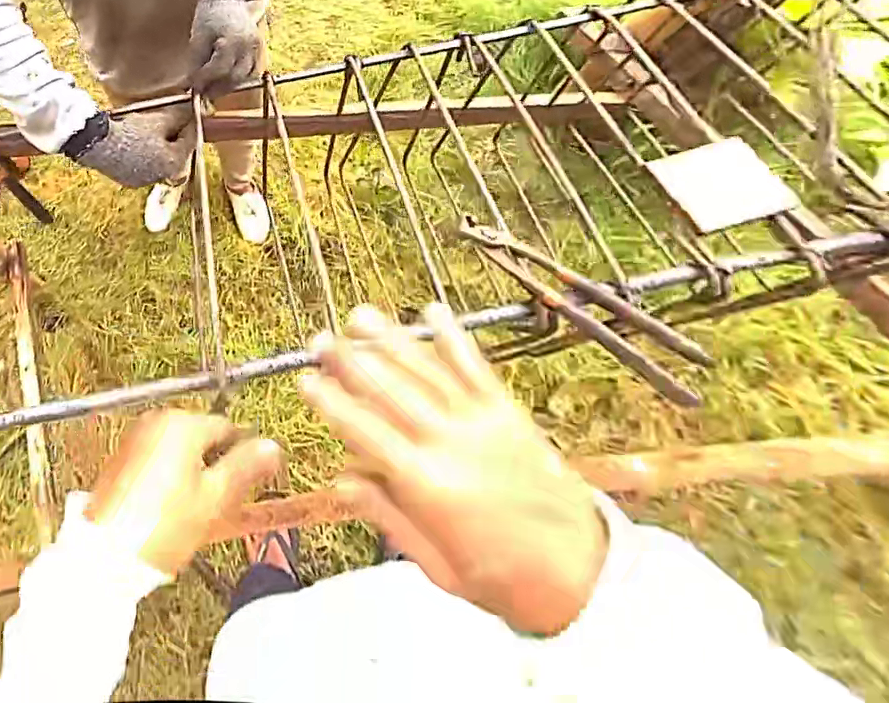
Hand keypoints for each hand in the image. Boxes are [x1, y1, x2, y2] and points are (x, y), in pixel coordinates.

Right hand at [68, 108, 196, 187]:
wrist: (97, 143)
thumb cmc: (131, 131)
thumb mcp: (159, 119)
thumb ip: (179, 116)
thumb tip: (190, 111)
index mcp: (174, 163)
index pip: (190, 142)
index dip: (189, 126)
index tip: (188, 115)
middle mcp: (161, 177)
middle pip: (174, 154)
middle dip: (172, 137)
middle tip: (167, 122)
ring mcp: (143, 181)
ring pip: (157, 161)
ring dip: (157, 148)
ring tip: (148, 131)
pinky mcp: (126, 180)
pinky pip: (141, 166)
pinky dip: (142, 155)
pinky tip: (134, 142)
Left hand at [87, 410, 281, 574]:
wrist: (103, 556)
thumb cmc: (161, 527)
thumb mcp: (213, 497)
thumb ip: (245, 466)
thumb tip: (271, 446)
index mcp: (183, 424)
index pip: (227, 428)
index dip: (243, 454)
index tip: (252, 479)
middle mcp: (158, 421)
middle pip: (202, 436)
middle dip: (215, 463)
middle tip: (221, 501)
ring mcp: (137, 437)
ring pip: (180, 448)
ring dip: (193, 470)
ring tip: (194, 509)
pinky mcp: (122, 456)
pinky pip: (158, 457)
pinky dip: (170, 474)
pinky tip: (170, 507)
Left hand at [187, 0, 265, 98]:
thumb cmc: (211, 14)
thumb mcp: (198, 36)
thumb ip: (196, 62)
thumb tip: (190, 85)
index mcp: (232, 40)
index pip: (218, 69)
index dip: (204, 81)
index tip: (192, 88)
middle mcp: (248, 47)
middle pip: (233, 78)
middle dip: (215, 88)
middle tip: (201, 93)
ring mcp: (257, 50)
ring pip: (244, 79)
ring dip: (227, 87)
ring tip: (212, 88)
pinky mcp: (260, 51)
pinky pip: (252, 73)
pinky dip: (239, 80)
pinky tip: (227, 81)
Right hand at [299, 305, 608, 634]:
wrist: (582, 573)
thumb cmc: (502, 577)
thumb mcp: (437, 567)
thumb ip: (389, 517)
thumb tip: (343, 481)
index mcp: (426, 484)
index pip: (366, 432)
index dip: (332, 404)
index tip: (307, 380)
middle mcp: (449, 443)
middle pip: (389, 392)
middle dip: (350, 362)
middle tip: (321, 339)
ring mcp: (480, 421)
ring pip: (425, 371)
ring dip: (390, 340)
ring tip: (360, 316)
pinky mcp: (507, 410)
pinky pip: (474, 366)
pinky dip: (452, 337)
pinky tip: (431, 311)